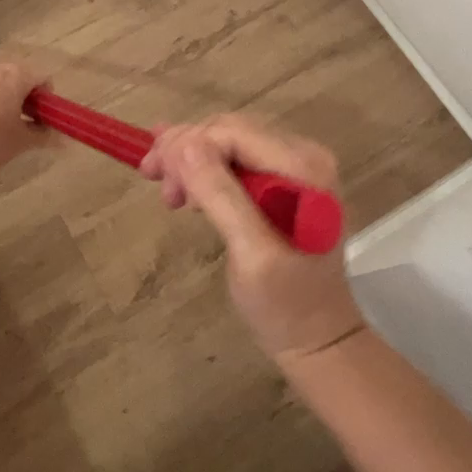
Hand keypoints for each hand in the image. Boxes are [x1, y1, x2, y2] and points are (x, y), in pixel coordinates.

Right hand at [142, 114, 363, 361]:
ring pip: (227, 142)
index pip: (231, 132)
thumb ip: (221, 196)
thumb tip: (183, 145)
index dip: (186, 145)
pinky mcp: (284, 182)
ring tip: (168, 193)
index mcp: (303, 167)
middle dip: (184, 150)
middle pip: (228, 131)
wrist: (319, 340)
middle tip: (152, 179)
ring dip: (191, 160)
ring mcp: (295, 168)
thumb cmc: (285, 304)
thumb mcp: (250, 254)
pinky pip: (236, 159)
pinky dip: (205, 170)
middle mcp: (304, 156)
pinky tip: (186, 189)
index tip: (152, 173)